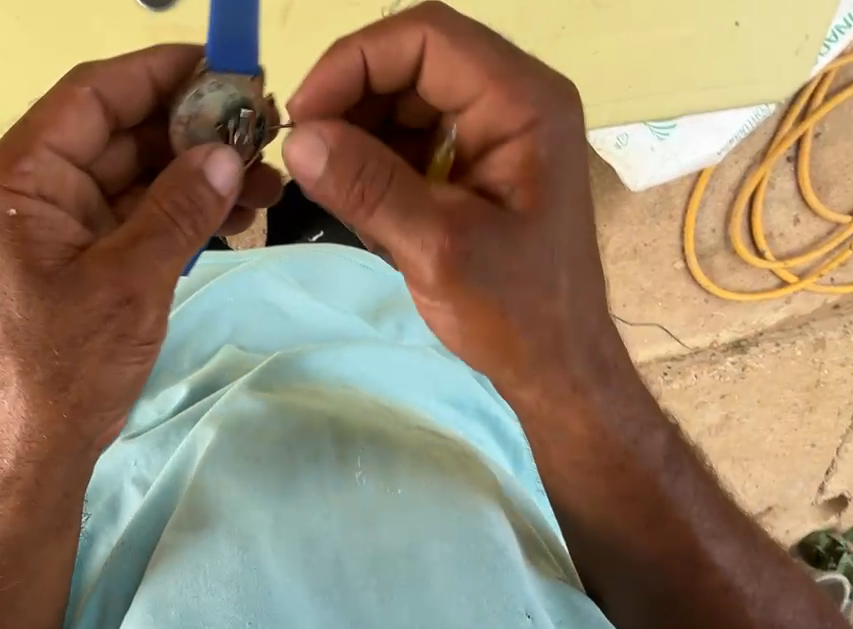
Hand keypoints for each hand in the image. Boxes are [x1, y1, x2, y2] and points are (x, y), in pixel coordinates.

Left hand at [0, 45, 283, 467]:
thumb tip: (227, 153)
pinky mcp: (86, 265)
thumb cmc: (69, 365)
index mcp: (24, 179)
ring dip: (196, 178)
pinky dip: (182, 216)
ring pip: (136, 180)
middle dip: (191, 133)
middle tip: (259, 132)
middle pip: (121, 136)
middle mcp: (38, 192)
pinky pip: (138, 221)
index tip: (222, 68)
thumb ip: (180, 208)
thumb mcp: (131, 281)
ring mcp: (63, 230)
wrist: (42, 446)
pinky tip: (233, 214)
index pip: (94, 96)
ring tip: (263, 182)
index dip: (159, 74)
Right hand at [282, 3, 626, 407]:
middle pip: (414, 65)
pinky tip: (367, 214)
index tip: (301, 117)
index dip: (353, 63)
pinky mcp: (475, 174)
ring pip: (408, 107)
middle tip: (307, 157)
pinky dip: (378, 172)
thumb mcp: (437, 248)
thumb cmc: (514, 311)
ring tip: (337, 194)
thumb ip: (369, 188)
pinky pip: (414, 149)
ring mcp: (493, 139)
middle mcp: (510, 103)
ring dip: (361, 141)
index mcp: (521, 102)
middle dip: (352, 104)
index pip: (426, 38)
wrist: (554, 365)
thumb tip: (298, 139)